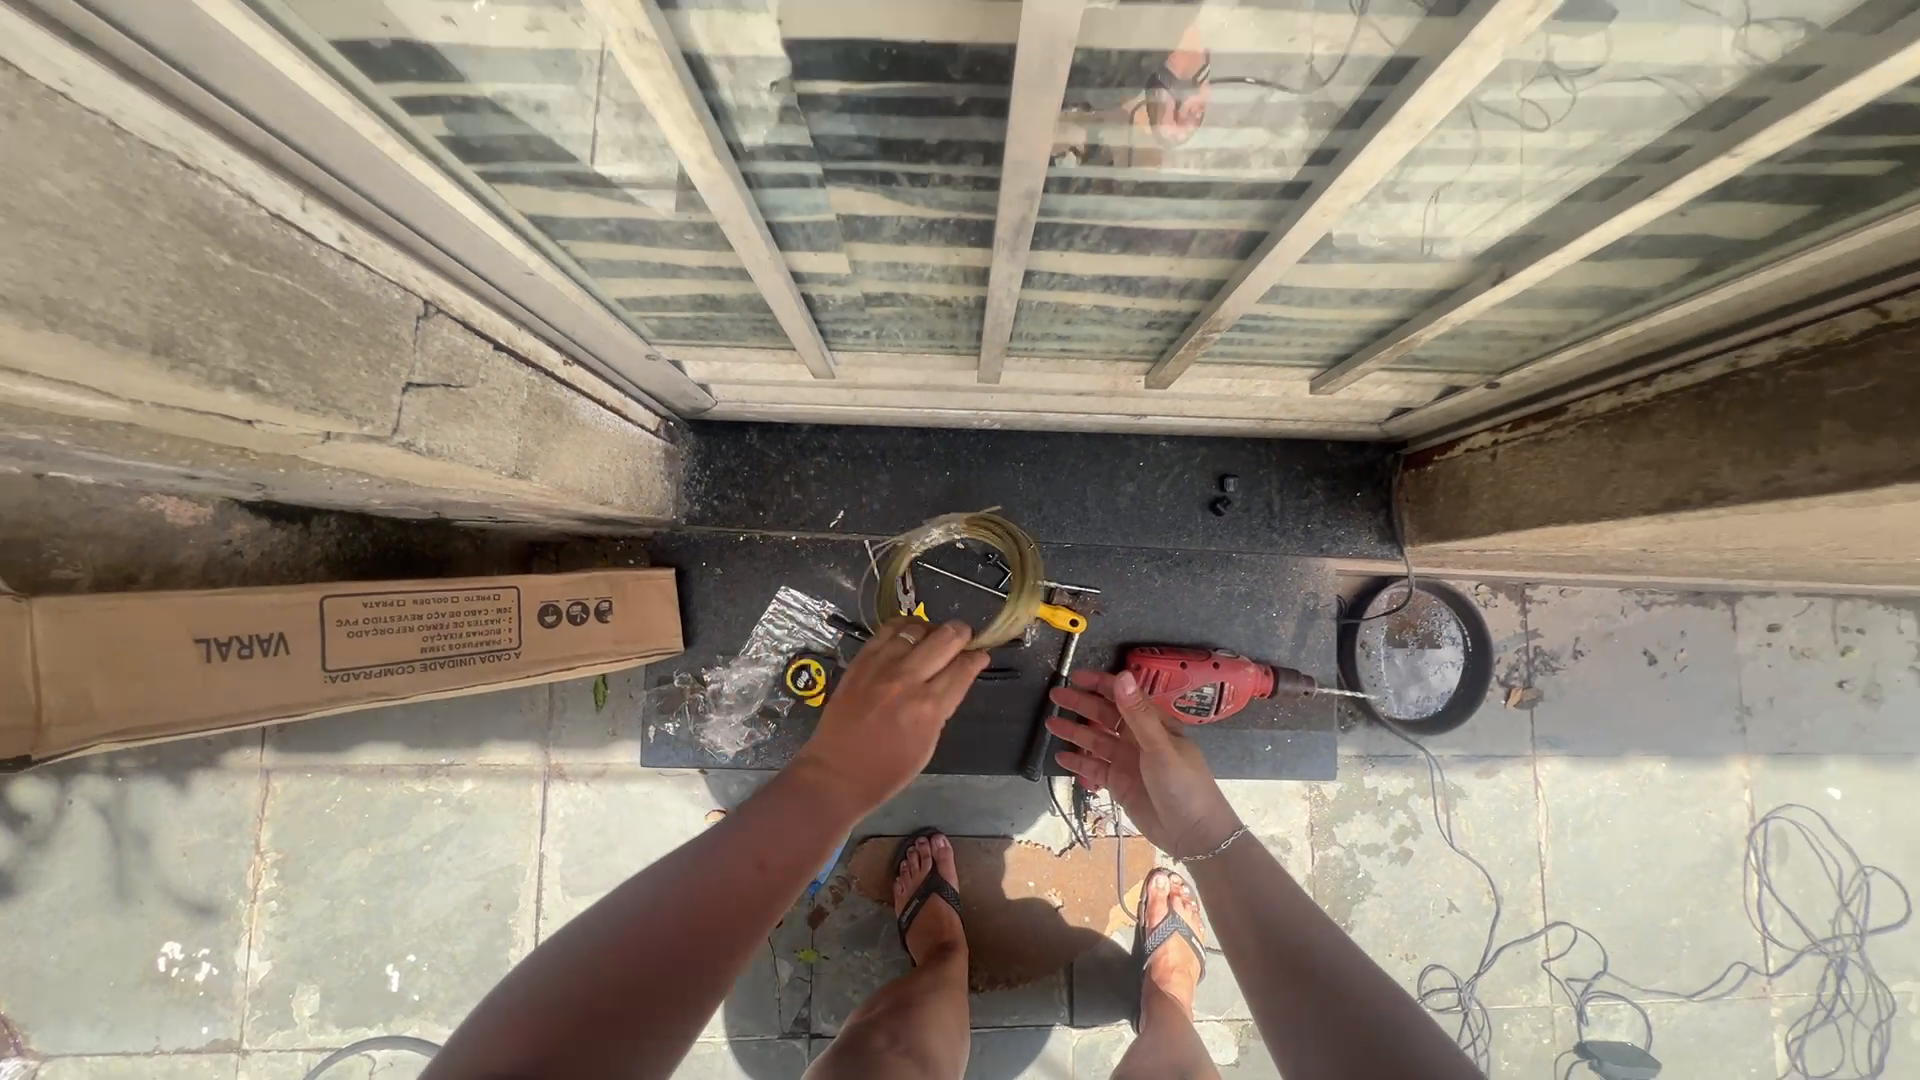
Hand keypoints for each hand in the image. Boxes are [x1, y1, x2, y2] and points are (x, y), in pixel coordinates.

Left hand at [789, 618, 989, 816]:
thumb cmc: (888, 770)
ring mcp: (882, 666)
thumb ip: (943, 707)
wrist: (837, 772)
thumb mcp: (928, 745)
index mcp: (929, 707)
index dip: (977, 658)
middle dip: (962, 635)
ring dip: (933, 630)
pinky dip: (905, 626)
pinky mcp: (861, 660)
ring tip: (935, 637)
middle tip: (964, 638)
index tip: (981, 655)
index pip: (963, 668)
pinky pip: (888, 629)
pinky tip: (910, 633)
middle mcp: (908, 680)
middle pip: (946, 638)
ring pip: (917, 628)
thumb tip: (956, 678)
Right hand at [1047, 669, 1240, 857]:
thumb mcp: (1160, 746)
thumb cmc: (1183, 784)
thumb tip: (1122, 675)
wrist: (1193, 834)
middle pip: (1105, 716)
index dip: (1099, 684)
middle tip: (1055, 696)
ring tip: (1050, 724)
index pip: (1123, 696)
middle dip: (1080, 705)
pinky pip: (1094, 768)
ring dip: (1075, 732)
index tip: (1074, 677)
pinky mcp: (1119, 784)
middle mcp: (1138, 738)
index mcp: (1153, 723)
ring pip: (1096, 741)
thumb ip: (1137, 713)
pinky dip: (1078, 762)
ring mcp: (1128, 761)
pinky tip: (1061, 757)